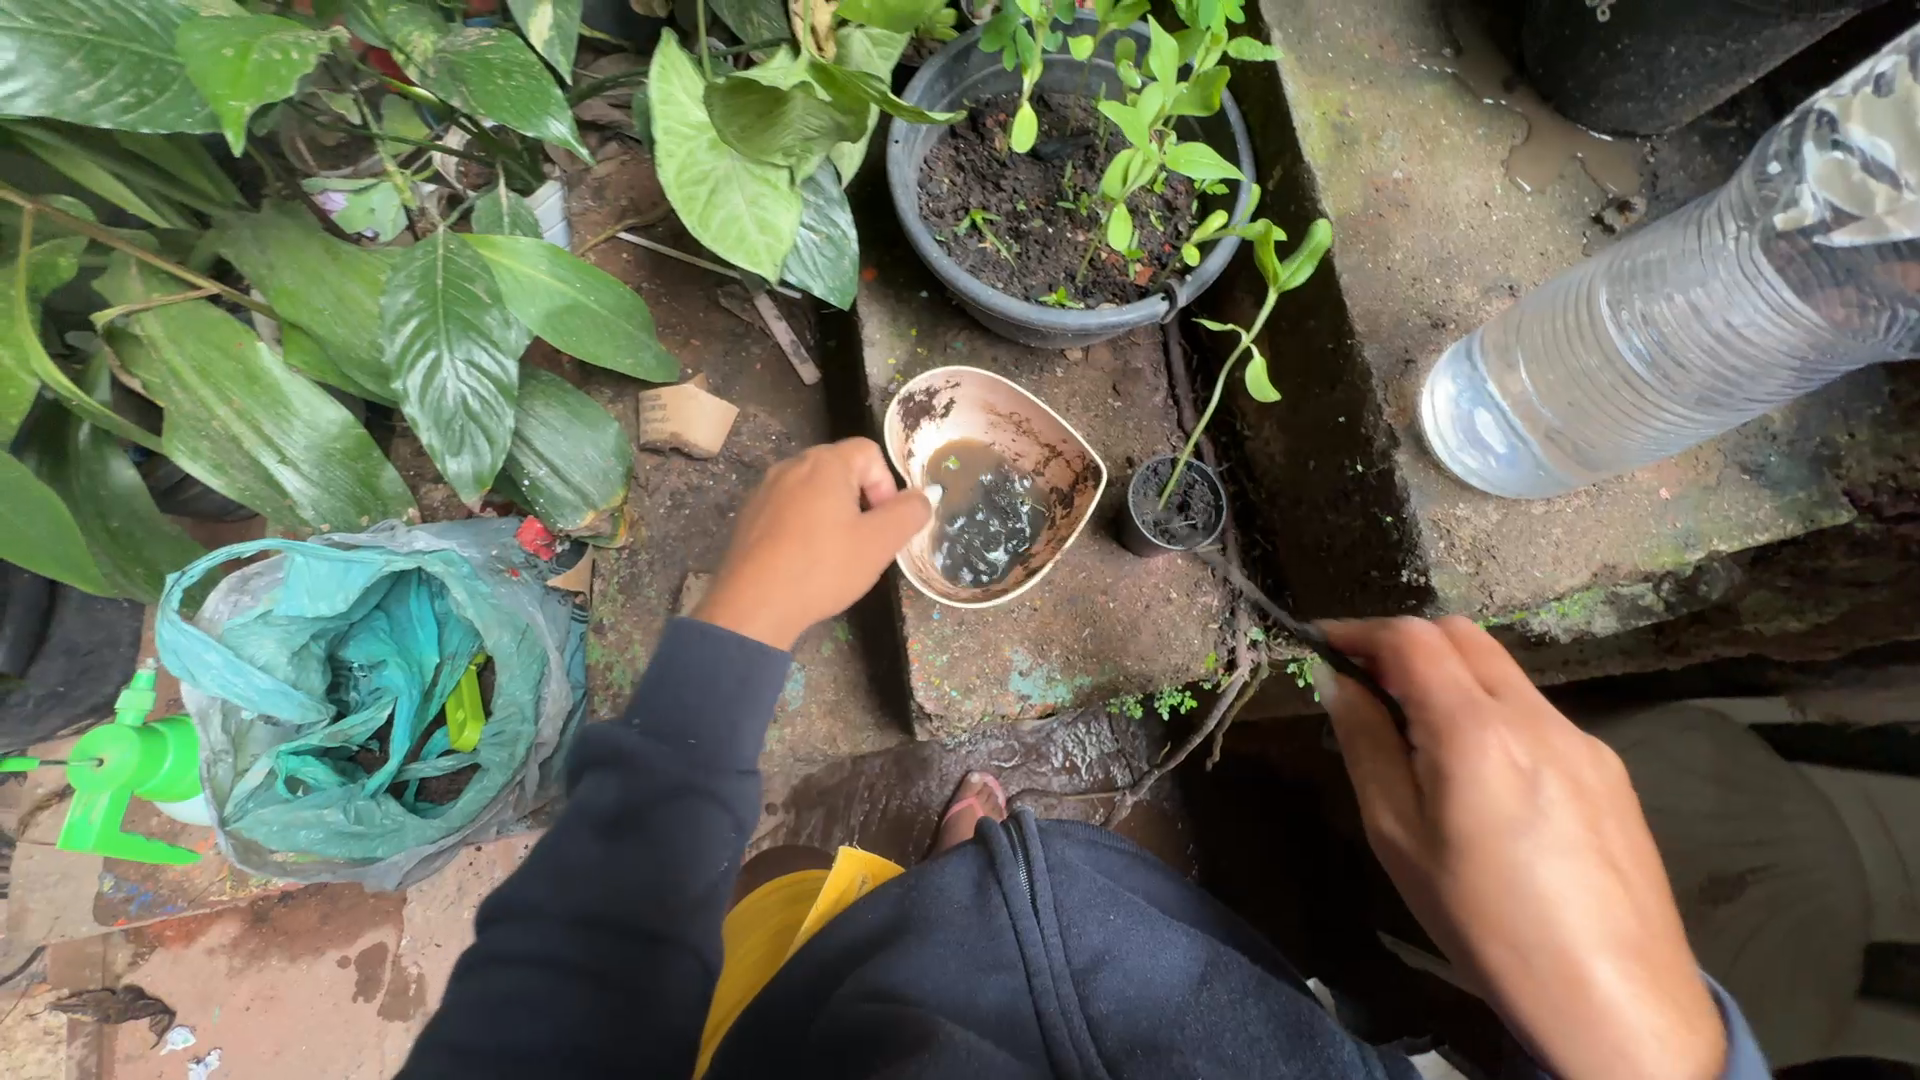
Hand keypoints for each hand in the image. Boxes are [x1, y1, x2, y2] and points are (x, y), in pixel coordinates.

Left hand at [693, 438, 930, 649]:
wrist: (753, 606)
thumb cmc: (822, 568)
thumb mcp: (880, 543)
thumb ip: (909, 513)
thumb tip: (923, 498)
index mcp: (824, 463)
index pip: (869, 451)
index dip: (886, 484)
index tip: (883, 522)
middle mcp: (791, 466)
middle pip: (840, 469)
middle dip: (861, 500)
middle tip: (865, 540)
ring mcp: (765, 491)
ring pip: (813, 491)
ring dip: (833, 515)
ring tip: (836, 555)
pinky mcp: (749, 517)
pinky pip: (789, 510)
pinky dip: (805, 528)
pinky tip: (806, 562)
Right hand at [1316, 616, 1723, 1079]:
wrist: (1617, 1006)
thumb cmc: (1481, 920)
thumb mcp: (1394, 832)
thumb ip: (1364, 741)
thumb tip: (1339, 682)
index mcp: (1475, 730)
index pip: (1410, 637)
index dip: (1358, 631)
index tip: (1323, 646)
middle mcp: (1535, 716)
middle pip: (1459, 634)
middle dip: (1402, 643)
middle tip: (1364, 683)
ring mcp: (1581, 739)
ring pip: (1498, 669)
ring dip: (1445, 674)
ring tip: (1413, 731)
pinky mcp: (1607, 769)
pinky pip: (1531, 710)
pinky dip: (1485, 708)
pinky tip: (1476, 771)